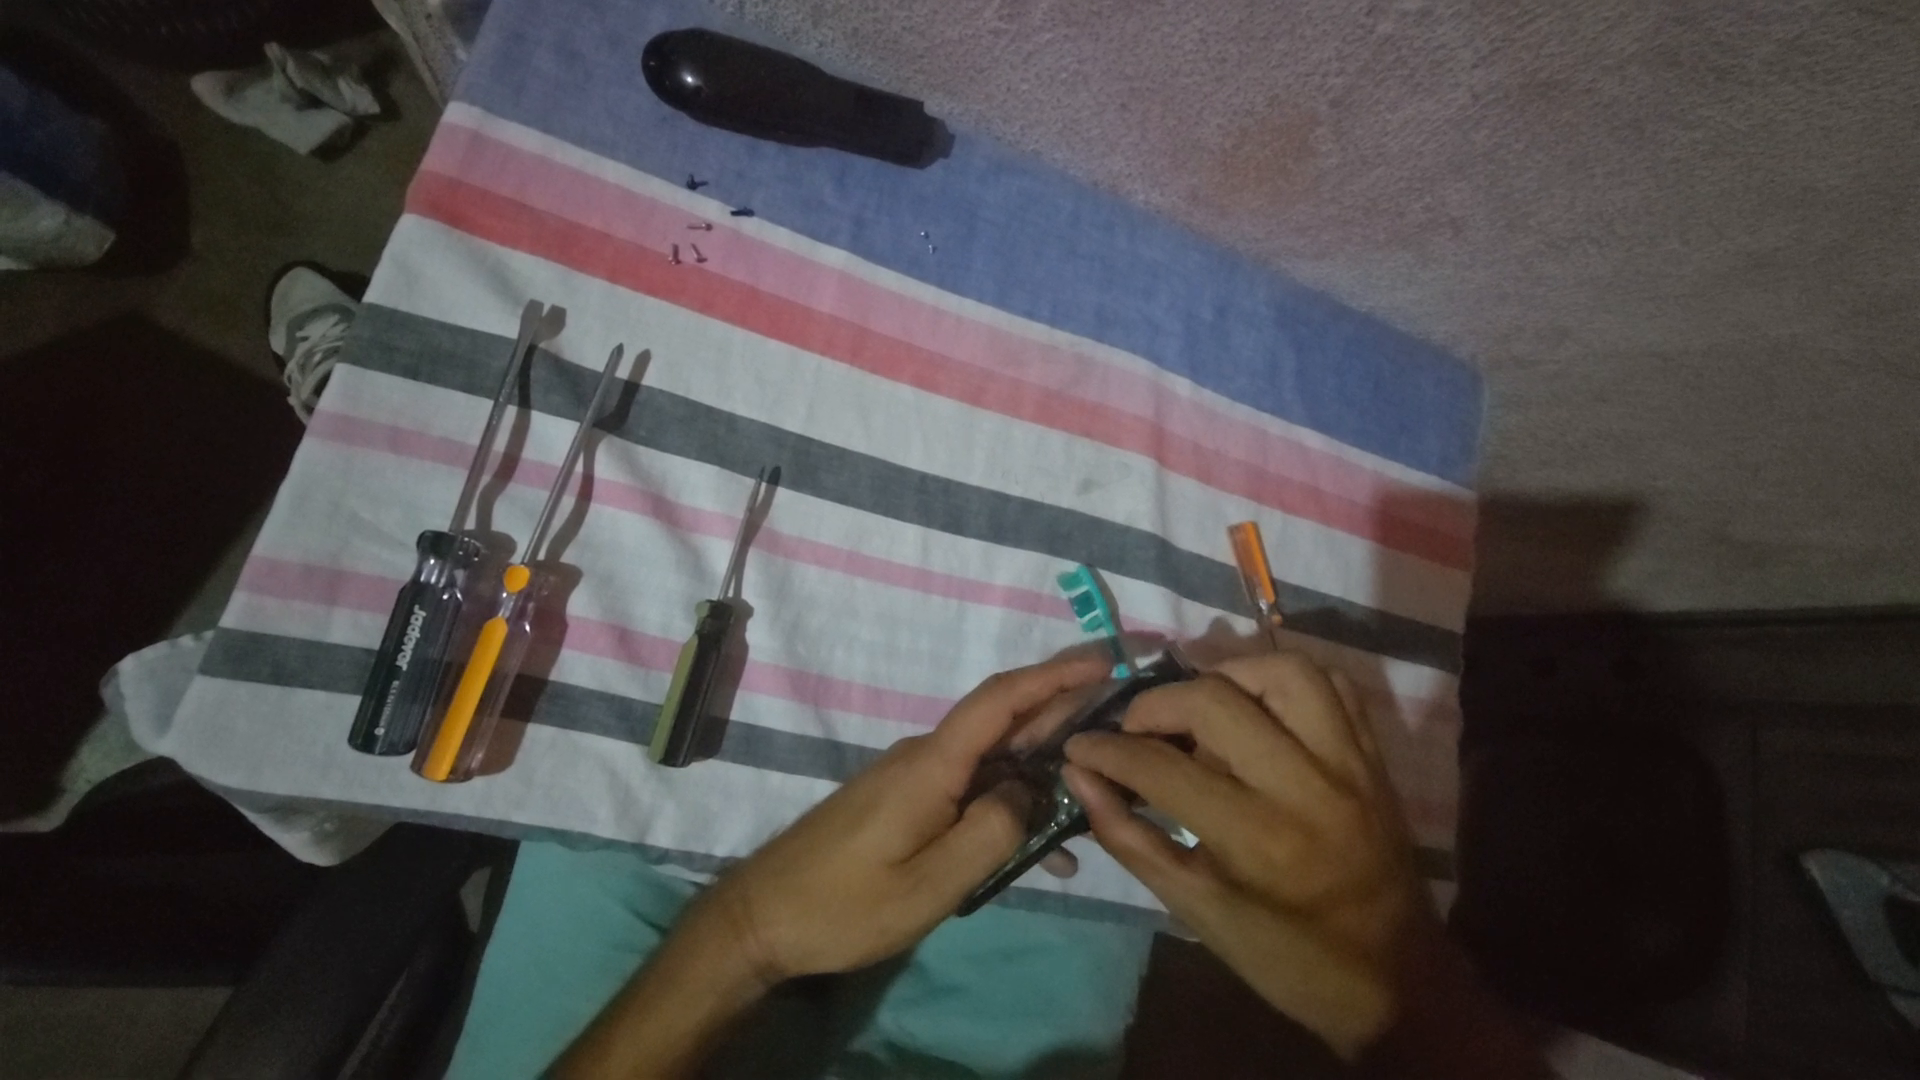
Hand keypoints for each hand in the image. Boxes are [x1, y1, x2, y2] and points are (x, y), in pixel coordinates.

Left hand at [693, 654, 1111, 984]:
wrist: (764, 916)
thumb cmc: (846, 904)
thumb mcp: (930, 883)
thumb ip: (992, 833)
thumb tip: (1033, 790)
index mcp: (933, 763)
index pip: (1001, 700)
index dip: (1054, 674)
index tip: (1102, 660)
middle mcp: (927, 755)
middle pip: (1004, 721)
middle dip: (1063, 710)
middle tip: (1122, 713)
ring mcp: (916, 776)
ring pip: (994, 760)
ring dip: (1044, 769)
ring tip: (1097, 792)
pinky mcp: (908, 800)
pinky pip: (972, 788)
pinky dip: (1010, 805)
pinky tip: (1042, 848)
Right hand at [1061, 653, 1433, 1060]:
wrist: (1397, 981)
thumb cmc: (1285, 957)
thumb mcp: (1196, 910)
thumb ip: (1130, 837)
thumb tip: (1079, 777)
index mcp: (1258, 841)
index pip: (1163, 767)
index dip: (1107, 750)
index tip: (1080, 745)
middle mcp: (1307, 788)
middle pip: (1216, 701)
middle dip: (1155, 705)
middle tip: (1133, 727)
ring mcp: (1350, 765)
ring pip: (1283, 672)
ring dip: (1226, 674)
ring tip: (1196, 702)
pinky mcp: (1374, 756)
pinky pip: (1332, 684)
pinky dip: (1283, 678)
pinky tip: (1253, 701)